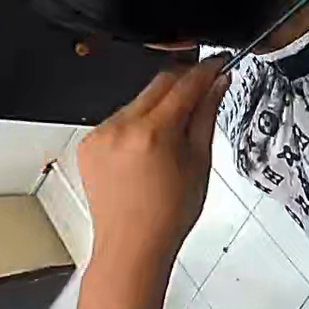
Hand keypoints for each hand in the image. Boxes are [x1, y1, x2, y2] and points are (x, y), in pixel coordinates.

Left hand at [77, 57, 227, 274]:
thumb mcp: (201, 160)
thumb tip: (217, 83)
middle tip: (207, 86)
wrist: (133, 245)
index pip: (185, 83)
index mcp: (153, 132)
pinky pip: (122, 118)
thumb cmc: (170, 213)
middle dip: (185, 81)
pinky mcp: (89, 143)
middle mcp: (120, 128)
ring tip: (179, 127)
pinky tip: (154, 143)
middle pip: (159, 83)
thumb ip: (206, 114)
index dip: (207, 69)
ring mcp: (100, 135)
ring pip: (140, 99)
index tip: (219, 63)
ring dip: (163, 102)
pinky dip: (141, 120)